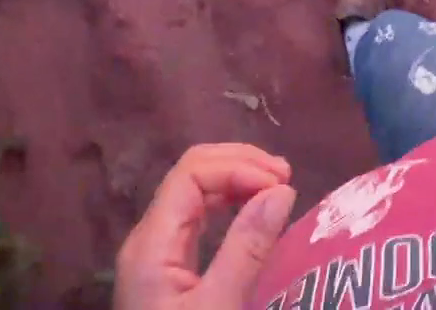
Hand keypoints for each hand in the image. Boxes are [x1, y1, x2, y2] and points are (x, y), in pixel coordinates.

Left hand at [113, 144, 297, 309]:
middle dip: (241, 164)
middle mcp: (149, 239)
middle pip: (192, 173)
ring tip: (278, 187)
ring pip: (196, 191)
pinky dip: (230, 202)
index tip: (282, 186)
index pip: (192, 172)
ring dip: (237, 179)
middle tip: (286, 178)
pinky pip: (199, 216)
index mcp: (150, 244)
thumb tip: (283, 189)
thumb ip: (247, 249)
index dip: (239, 167)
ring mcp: (157, 254)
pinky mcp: (168, 271)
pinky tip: (254, 211)